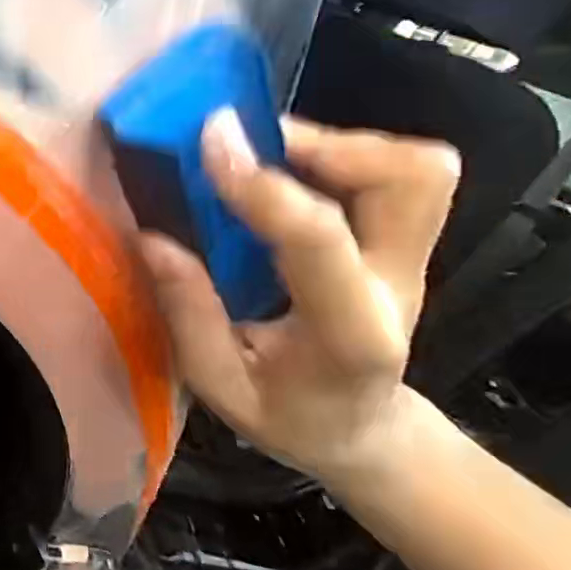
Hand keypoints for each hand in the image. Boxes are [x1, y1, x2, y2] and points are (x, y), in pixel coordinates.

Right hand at [139, 112, 459, 479]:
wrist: (363, 429)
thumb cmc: (290, 414)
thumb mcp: (223, 388)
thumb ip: (190, 317)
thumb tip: (153, 238)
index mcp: (349, 333)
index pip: (319, 241)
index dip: (264, 185)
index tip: (212, 140)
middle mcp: (395, 284)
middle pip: (410, 182)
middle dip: (330, 145)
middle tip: (257, 148)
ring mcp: (411, 258)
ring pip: (417, 168)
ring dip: (339, 144)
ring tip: (270, 154)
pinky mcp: (405, 239)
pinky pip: (396, 170)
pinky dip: (341, 153)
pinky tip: (288, 171)